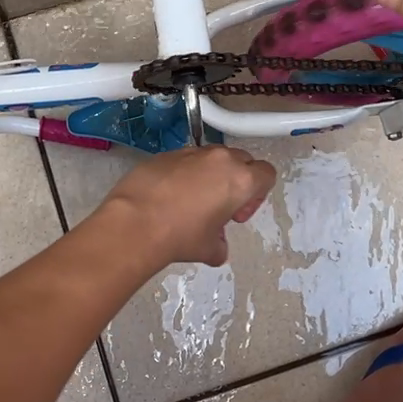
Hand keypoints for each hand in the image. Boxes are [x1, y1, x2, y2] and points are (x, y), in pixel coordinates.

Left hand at [98, 146, 276, 266]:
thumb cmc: (180, 236)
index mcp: (240, 180)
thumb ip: (221, 242)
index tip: (237, 214)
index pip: (266, 174)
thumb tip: (215, 244)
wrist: (135, 221)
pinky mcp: (165, 153)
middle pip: (241, 161)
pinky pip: (185, 159)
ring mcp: (190, 152)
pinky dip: (184, 173)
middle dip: (236, 181)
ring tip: (191, 202)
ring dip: (210, 175)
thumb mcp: (211, 249)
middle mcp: (219, 159)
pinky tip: (168, 196)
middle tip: (219, 207)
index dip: (257, 195)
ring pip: (212, 157)